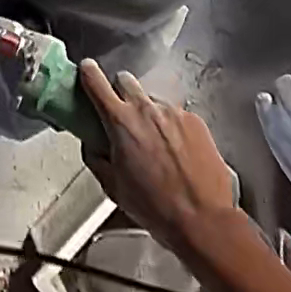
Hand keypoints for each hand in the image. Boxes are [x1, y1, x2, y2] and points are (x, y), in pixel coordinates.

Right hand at [79, 59, 240, 257]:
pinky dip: (172, 126)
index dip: (88, 72)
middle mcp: (146, 110)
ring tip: (156, 141)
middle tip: (123, 113)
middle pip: (125, 80)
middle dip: (120, 91)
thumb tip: (92, 144)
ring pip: (152, 100)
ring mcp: (173, 114)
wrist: (203, 221)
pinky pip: (176, 115)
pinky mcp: (195, 122)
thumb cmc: (156, 207)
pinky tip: (176, 150)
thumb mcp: (113, 186)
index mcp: (120, 122)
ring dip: (148, 113)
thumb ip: (96, 158)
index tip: (87, 70)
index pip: (96, 82)